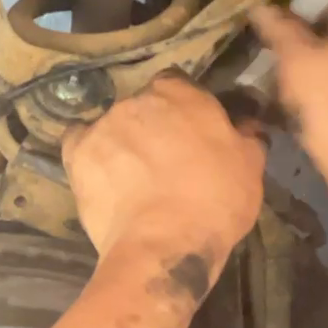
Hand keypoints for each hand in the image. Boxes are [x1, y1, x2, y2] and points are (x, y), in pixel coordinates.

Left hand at [62, 74, 265, 296]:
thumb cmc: (215, 201)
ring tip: (132, 179)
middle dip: (151, 126)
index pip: (175, 84)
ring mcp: (103, 123)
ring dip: (122, 142)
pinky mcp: (78, 152)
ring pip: (112, 125)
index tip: (188, 133)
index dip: (180, 107)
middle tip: (163, 160)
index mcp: (179, 92)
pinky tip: (100, 173)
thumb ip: (247, 135)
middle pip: (142, 105)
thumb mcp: (250, 167)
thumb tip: (247, 124)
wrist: (164, 244)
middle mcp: (136, 99)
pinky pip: (79, 142)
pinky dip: (89, 153)